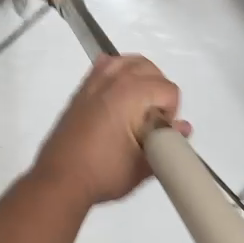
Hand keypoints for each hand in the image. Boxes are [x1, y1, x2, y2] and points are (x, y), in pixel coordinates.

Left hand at [32, 54, 188, 206]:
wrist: (60, 180)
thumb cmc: (104, 173)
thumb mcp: (143, 166)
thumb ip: (168, 143)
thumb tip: (184, 128)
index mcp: (130, 93)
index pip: (168, 89)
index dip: (171, 112)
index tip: (159, 132)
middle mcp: (113, 79)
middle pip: (150, 69)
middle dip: (159, 91)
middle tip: (153, 120)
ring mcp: (94, 82)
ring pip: (128, 62)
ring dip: (140, 78)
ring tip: (140, 106)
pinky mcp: (81, 90)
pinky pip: (105, 66)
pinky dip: (118, 73)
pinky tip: (119, 96)